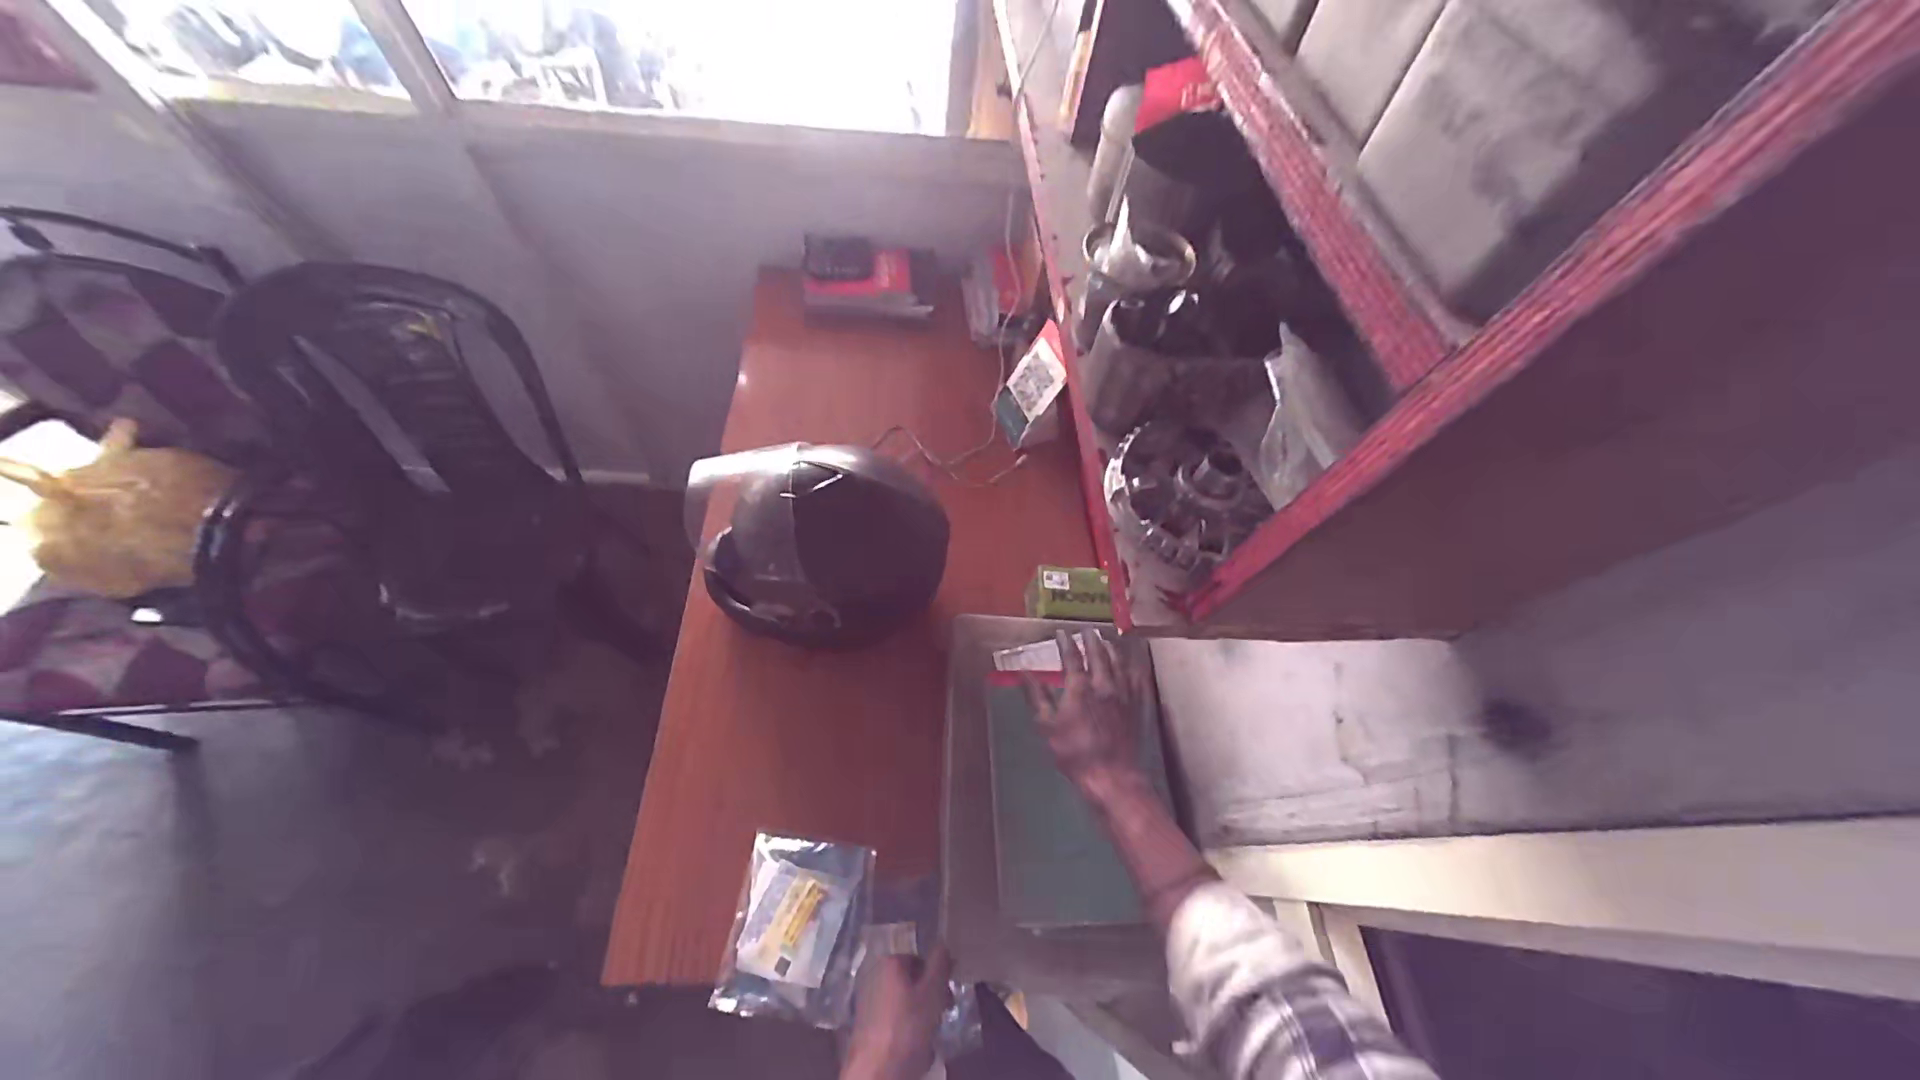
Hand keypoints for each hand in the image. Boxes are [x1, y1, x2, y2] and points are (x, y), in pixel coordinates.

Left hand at [842, 948, 952, 1079]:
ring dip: (919, 1015)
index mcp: (890, 962)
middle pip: (912, 981)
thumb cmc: (906, 1027)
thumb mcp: (932, 993)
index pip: (921, 960)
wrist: (875, 1071)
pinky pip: (893, 1019)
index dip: (938, 979)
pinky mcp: (865, 1024)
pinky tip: (913, 1046)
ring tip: (928, 1035)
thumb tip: (943, 943)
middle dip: (930, 998)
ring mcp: (868, 1000)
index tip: (948, 999)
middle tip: (941, 1016)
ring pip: (904, 1001)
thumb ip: (940, 965)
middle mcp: (875, 974)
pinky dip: (905, 1028)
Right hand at [1022, 629, 1151, 798]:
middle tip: (1088, 629)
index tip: (1061, 632)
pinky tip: (1132, 666)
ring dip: (1112, 650)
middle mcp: (1104, 684)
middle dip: (1092, 640)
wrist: (1112, 776)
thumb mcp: (1047, 725)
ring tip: (1107, 641)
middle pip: (1099, 655)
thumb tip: (1023, 673)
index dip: (1065, 643)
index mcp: (1080, 687)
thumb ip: (1037, 696)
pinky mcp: (1136, 707)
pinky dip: (1132, 669)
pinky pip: (1136, 681)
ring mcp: (1124, 695)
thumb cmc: (1074, 752)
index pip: (1071, 657)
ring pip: (1119, 664)